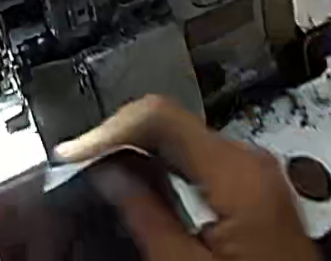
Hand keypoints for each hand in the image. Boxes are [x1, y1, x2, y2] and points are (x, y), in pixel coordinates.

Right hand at [54, 96, 318, 260]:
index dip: (110, 128)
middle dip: (121, 137)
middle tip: (79, 159)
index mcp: (237, 170)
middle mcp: (249, 158)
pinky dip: (162, 164)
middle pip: (169, 121)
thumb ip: (146, 215)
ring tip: (99, 166)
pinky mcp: (252, 185)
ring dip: (138, 149)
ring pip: (180, 136)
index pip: (159, 115)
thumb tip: (106, 170)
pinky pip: (196, 156)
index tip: (76, 150)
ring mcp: (254, 169)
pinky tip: (137, 179)